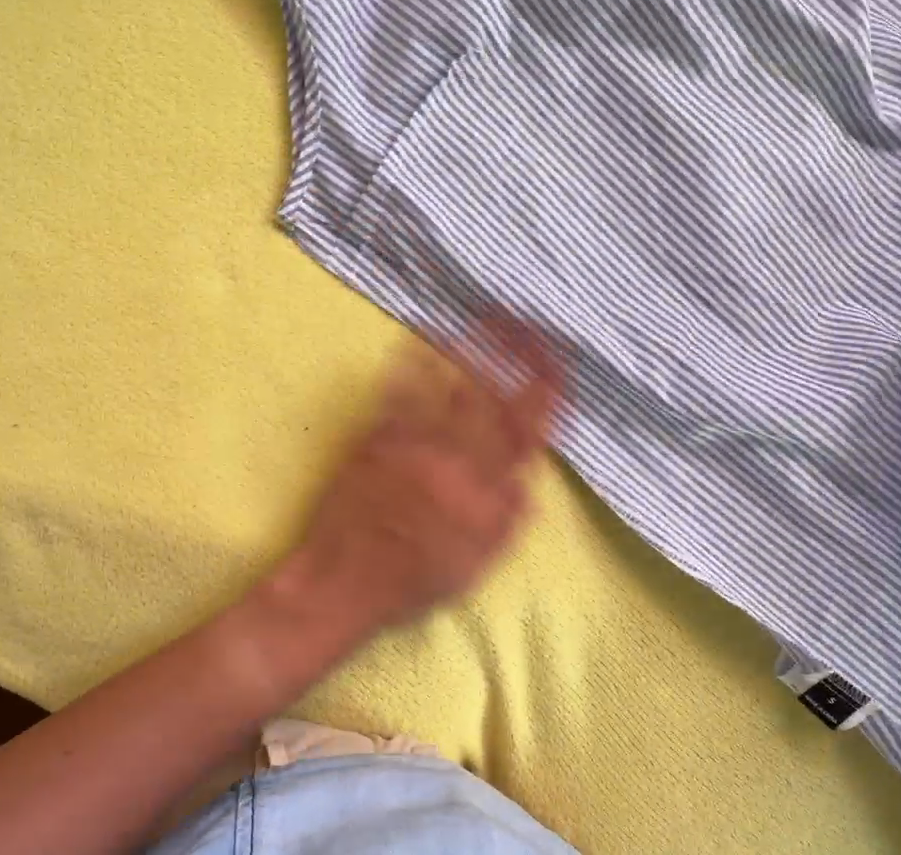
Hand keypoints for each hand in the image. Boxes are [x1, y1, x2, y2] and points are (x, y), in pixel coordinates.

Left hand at [269, 325, 564, 638]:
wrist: (343, 583)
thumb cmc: (411, 582)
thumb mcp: (473, 567)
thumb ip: (505, 524)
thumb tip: (529, 486)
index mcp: (484, 494)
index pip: (526, 433)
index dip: (545, 392)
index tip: (557, 362)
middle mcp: (454, 463)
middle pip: (492, 398)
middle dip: (515, 355)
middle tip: (528, 322)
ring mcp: (413, 446)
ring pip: (448, 387)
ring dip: (471, 348)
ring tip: (487, 316)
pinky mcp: (375, 439)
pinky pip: (399, 392)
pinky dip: (414, 362)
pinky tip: (422, 337)